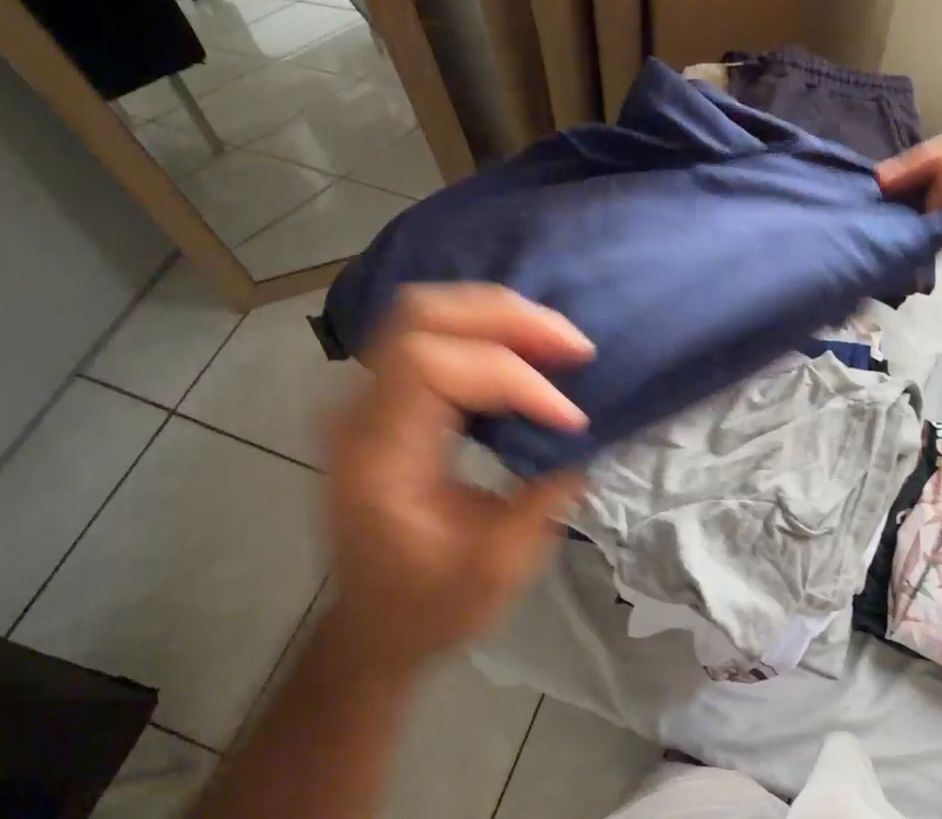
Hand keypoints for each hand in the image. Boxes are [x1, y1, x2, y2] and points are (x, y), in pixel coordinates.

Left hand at [320, 284, 592, 672]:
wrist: (373, 629)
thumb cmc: (428, 607)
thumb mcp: (495, 572)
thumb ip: (540, 503)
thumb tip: (582, 444)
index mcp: (378, 457)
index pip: (433, 367)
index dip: (512, 377)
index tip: (569, 418)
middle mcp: (359, 413)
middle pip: (421, 316)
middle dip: (506, 318)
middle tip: (573, 346)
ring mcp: (364, 399)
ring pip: (424, 311)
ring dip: (498, 315)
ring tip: (556, 343)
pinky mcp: (384, 397)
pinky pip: (431, 333)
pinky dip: (485, 328)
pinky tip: (528, 351)